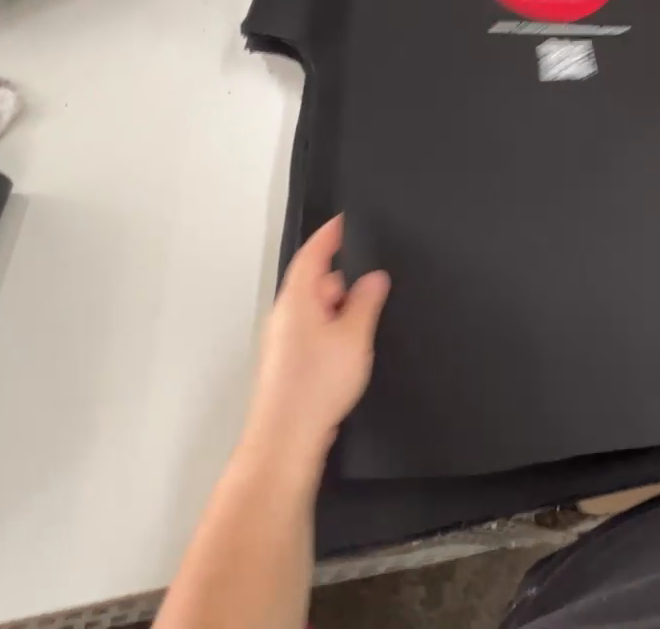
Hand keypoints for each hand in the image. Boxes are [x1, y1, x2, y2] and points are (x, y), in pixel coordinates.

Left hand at [243, 216, 390, 462]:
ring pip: (318, 310)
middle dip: (344, 282)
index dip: (330, 235)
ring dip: (341, 311)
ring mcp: (285, 340)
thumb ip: (366, 301)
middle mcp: (285, 316)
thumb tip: (374, 279)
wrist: (287, 438)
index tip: (343, 221)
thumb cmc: (315, 386)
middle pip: (317, 282)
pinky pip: (316, 332)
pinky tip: (351, 351)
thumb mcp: (354, 336)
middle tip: (373, 287)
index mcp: (297, 300)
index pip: (313, 254)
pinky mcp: (291, 362)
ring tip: (365, 328)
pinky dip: (334, 332)